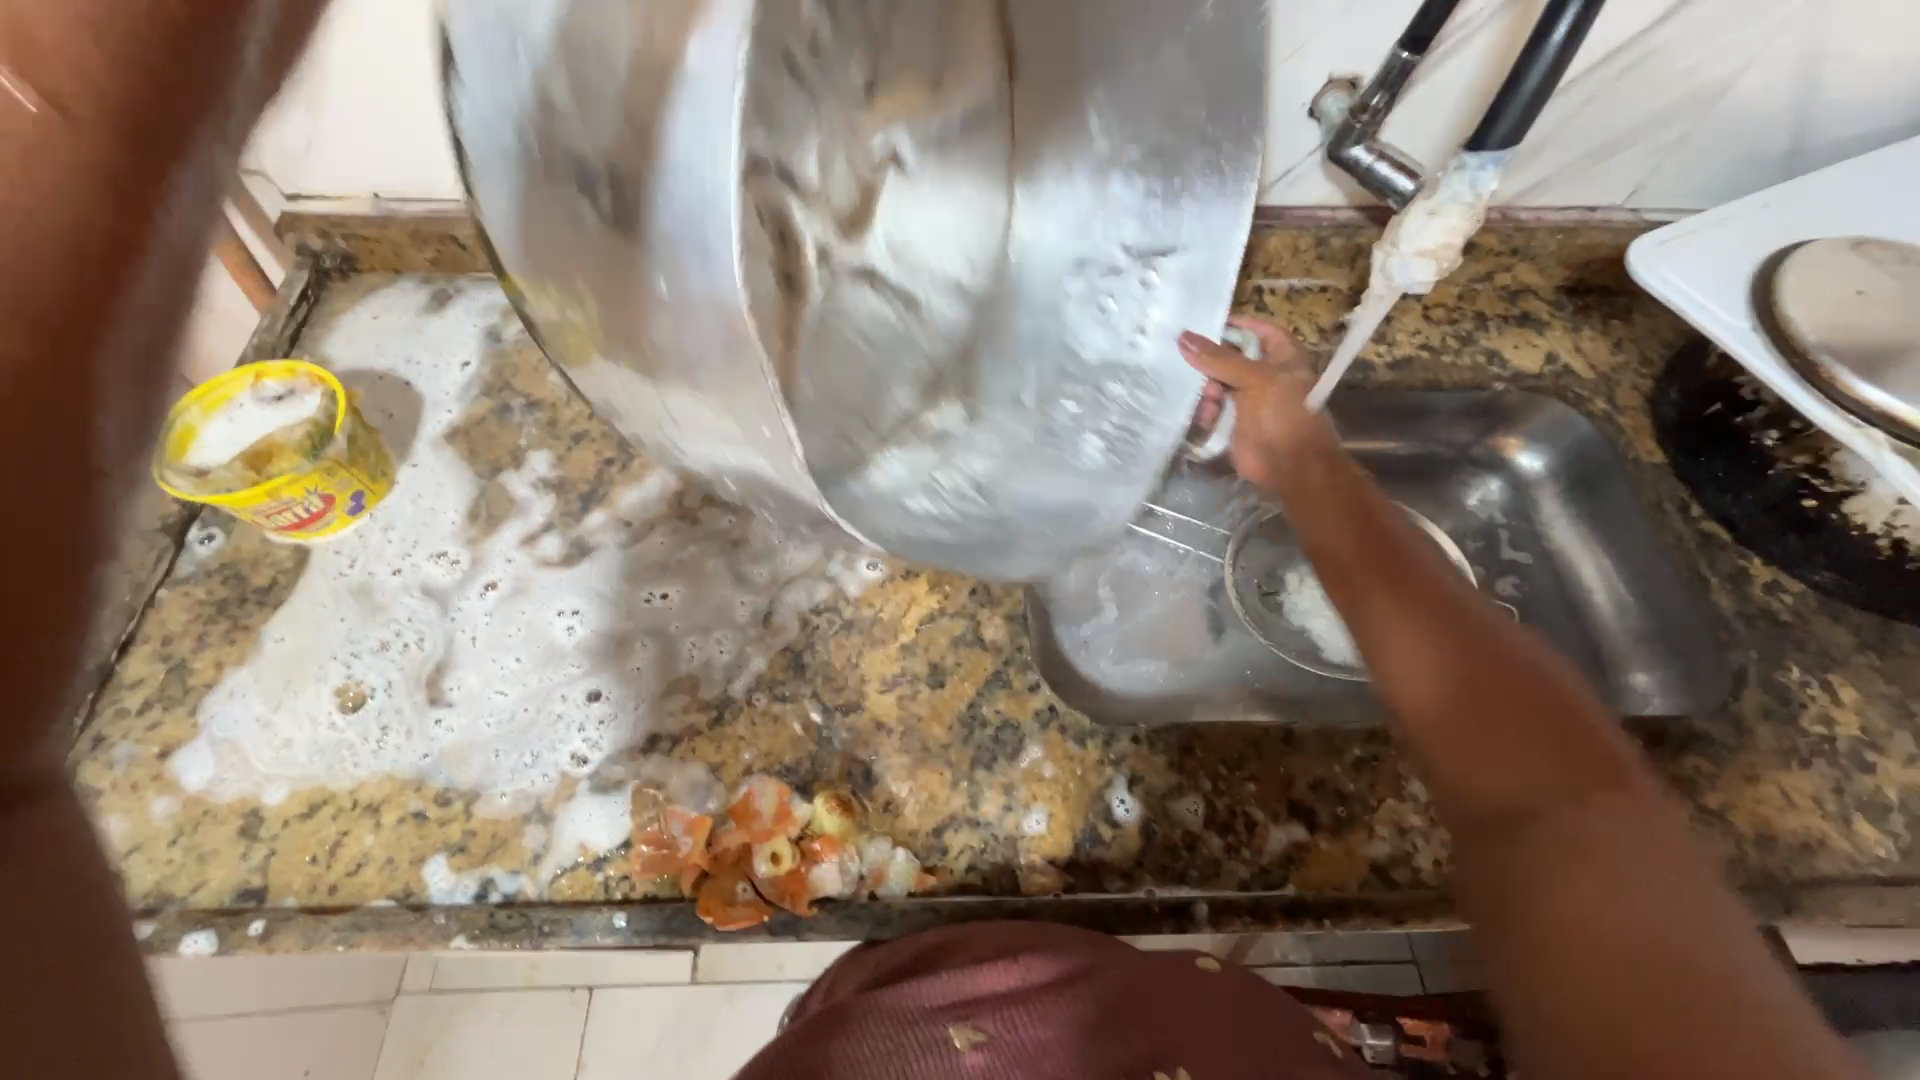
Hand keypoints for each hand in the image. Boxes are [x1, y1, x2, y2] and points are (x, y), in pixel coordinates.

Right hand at [1179, 315, 1335, 493]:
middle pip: (1230, 359)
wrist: (1290, 466)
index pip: (1260, 331)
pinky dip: (1206, 412)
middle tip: (1197, 370)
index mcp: (1283, 358)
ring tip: (1209, 405)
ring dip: (1208, 394)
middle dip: (1212, 365)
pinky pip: (1212, 410)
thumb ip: (1219, 358)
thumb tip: (1183, 337)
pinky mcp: (1234, 424)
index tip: (1208, 325)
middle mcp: (1266, 376)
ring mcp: (1249, 401)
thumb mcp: (1255, 379)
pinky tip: (1206, 419)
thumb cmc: (1283, 415)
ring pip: (1217, 386)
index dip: (1238, 325)